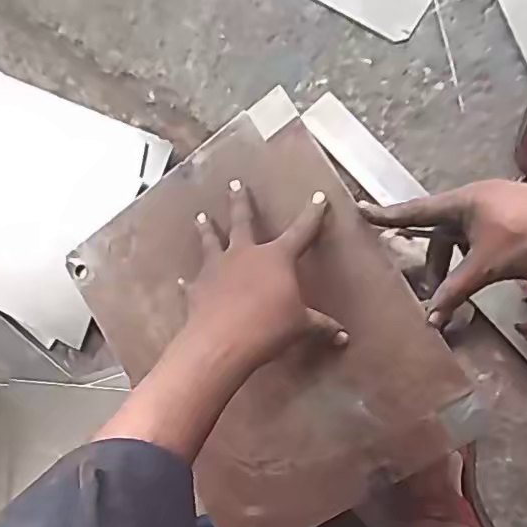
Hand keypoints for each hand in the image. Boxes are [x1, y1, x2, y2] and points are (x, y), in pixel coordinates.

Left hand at [181, 180, 348, 374]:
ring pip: (211, 241)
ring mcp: (217, 268)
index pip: (301, 231)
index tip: (318, 197)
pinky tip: (182, 279)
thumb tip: (344, 336)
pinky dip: (187, 281)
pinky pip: (192, 281)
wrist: (222, 342)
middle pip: (243, 221)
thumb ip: (321, 326)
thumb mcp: (301, 326)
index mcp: (276, 257)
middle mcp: (245, 254)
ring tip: (201, 215)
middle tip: (235, 184)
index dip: (312, 214)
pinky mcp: (197, 288)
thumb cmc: (269, 327)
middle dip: (241, 201)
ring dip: (207, 228)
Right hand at [359, 180, 526, 325]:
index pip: (416, 211)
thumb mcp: (487, 266)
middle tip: (429, 291)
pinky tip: (476, 279)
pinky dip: (469, 260)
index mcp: (463, 201)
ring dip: (452, 265)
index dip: (387, 215)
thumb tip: (431, 321)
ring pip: (457, 239)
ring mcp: (493, 209)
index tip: (361, 210)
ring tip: (455, 290)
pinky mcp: (509, 220)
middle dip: (430, 262)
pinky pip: (475, 240)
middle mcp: (474, 200)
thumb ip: (455, 291)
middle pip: (437, 232)